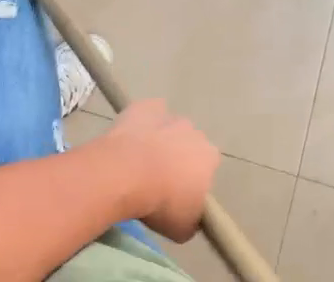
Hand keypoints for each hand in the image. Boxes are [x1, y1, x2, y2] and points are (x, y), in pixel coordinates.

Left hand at [98, 99, 219, 242]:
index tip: (179, 191)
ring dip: (159, 138)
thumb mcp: (184, 228)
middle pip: (188, 142)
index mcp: (208, 157)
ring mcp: (167, 114)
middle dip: (177, 155)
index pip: (207, 166)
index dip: (194, 178)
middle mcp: (192, 130)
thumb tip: (186, 212)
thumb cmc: (160, 203)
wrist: (125, 173)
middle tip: (159, 175)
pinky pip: (147, 112)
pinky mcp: (143, 105)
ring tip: (140, 158)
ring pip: (167, 126)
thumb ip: (192, 216)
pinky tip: (131, 137)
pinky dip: (142, 122)